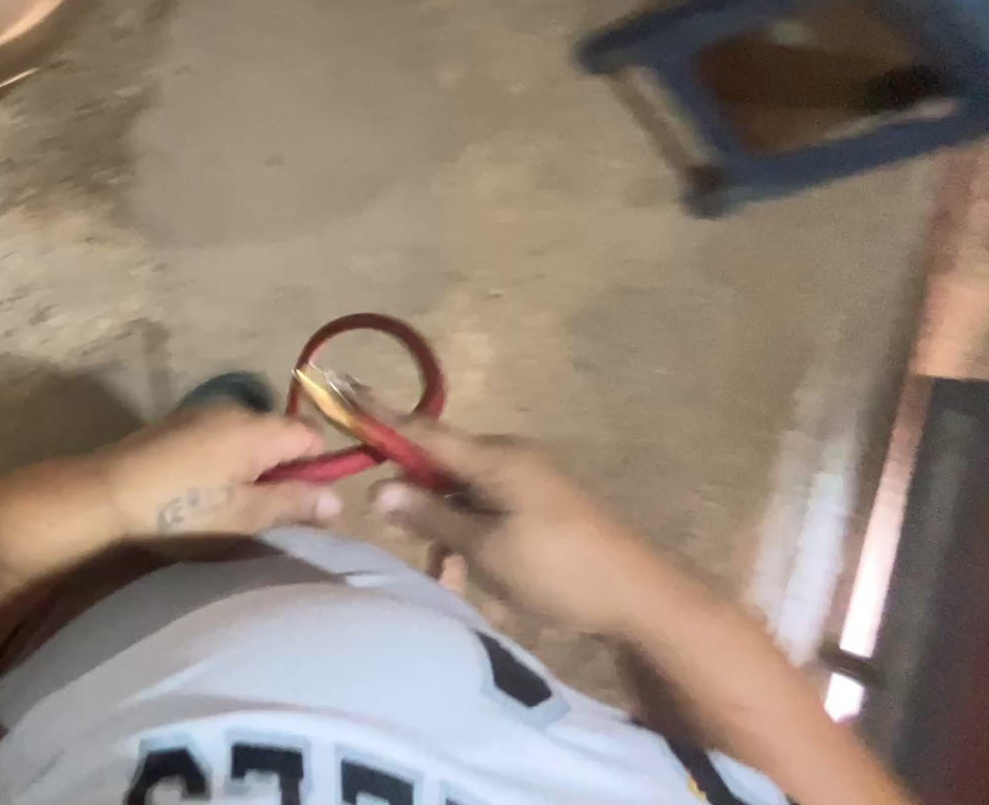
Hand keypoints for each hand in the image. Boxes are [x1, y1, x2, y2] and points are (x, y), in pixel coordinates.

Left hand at [90, 406, 343, 538]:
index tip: (309, 507)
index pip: (311, 436)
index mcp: (255, 429)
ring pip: (248, 436)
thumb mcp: (245, 515)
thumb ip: (293, 502)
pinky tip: (206, 492)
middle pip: (279, 434)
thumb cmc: (182, 509)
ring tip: (236, 507)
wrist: (107, 493)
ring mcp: (200, 414)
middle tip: (271, 514)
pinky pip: (220, 437)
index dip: (319, 470)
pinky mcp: (176, 424)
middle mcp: (231, 410)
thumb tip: (338, 499)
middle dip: (286, 470)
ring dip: (254, 467)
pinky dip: (226, 461)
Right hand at [370, 420, 694, 636]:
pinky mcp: (539, 501)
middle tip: (401, 532)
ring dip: (444, 524)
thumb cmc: (561, 570)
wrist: (653, 604)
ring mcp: (526, 479)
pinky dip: (469, 531)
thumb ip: (429, 514)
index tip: (344, 392)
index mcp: (493, 459)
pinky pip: (484, 505)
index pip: (421, 430)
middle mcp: (508, 457)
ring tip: (447, 572)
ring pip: (460, 491)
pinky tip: (471, 570)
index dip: (380, 415)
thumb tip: (378, 488)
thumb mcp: (485, 548)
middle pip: (438, 463)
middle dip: (414, 495)